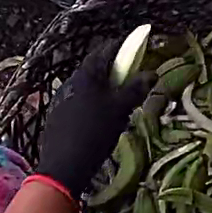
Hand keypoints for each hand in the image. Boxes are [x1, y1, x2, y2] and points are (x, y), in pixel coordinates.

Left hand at [34, 39, 151, 197]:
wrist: (64, 166)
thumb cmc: (95, 131)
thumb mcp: (121, 109)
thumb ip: (136, 89)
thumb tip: (152, 73)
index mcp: (86, 75)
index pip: (105, 51)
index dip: (121, 46)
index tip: (135, 47)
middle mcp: (72, 82)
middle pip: (96, 68)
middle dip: (114, 69)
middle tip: (131, 76)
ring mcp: (63, 99)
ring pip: (88, 86)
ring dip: (104, 87)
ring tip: (119, 99)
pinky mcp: (59, 115)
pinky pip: (81, 100)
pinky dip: (95, 101)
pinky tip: (102, 117)